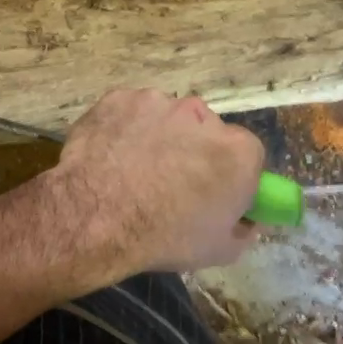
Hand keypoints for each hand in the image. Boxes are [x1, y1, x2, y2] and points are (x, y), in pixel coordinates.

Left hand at [37, 88, 265, 289]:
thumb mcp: (223, 248)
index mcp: (236, 150)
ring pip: (165, 116)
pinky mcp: (118, 96)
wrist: (96, 212)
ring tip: (136, 166)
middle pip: (205, 128)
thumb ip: (243, 224)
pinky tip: (113, 151)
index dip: (231, 170)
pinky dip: (126, 126)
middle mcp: (199, 114)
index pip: (245, 152)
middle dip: (194, 147)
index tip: (216, 188)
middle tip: (173, 177)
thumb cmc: (166, 235)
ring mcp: (155, 100)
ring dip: (158, 134)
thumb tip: (245, 214)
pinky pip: (131, 111)